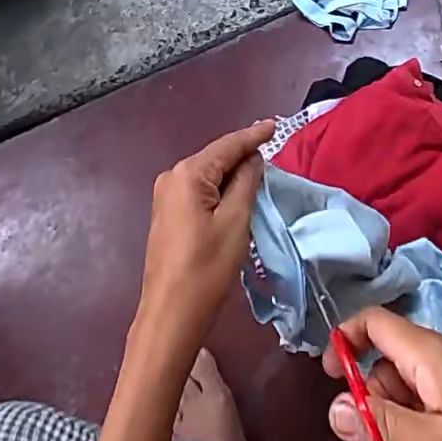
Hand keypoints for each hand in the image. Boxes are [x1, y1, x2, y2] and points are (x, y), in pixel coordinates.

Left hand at [131, 121, 269, 355]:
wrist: (170, 316)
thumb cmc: (207, 267)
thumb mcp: (236, 220)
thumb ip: (247, 181)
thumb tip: (253, 159)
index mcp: (188, 174)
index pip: (228, 145)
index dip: (254, 135)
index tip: (275, 124)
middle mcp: (172, 177)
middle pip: (217, 158)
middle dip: (244, 154)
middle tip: (273, 148)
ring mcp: (166, 197)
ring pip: (209, 174)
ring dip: (234, 173)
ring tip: (261, 169)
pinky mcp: (167, 215)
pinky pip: (200, 190)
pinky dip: (221, 188)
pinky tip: (238, 191)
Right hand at [322, 308, 441, 440]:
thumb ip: (383, 425)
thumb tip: (333, 405)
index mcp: (429, 355)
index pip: (376, 322)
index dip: (346, 340)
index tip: (327, 379)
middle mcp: (437, 367)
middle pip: (383, 377)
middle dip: (372, 423)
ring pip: (401, 411)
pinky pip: (425, 431)